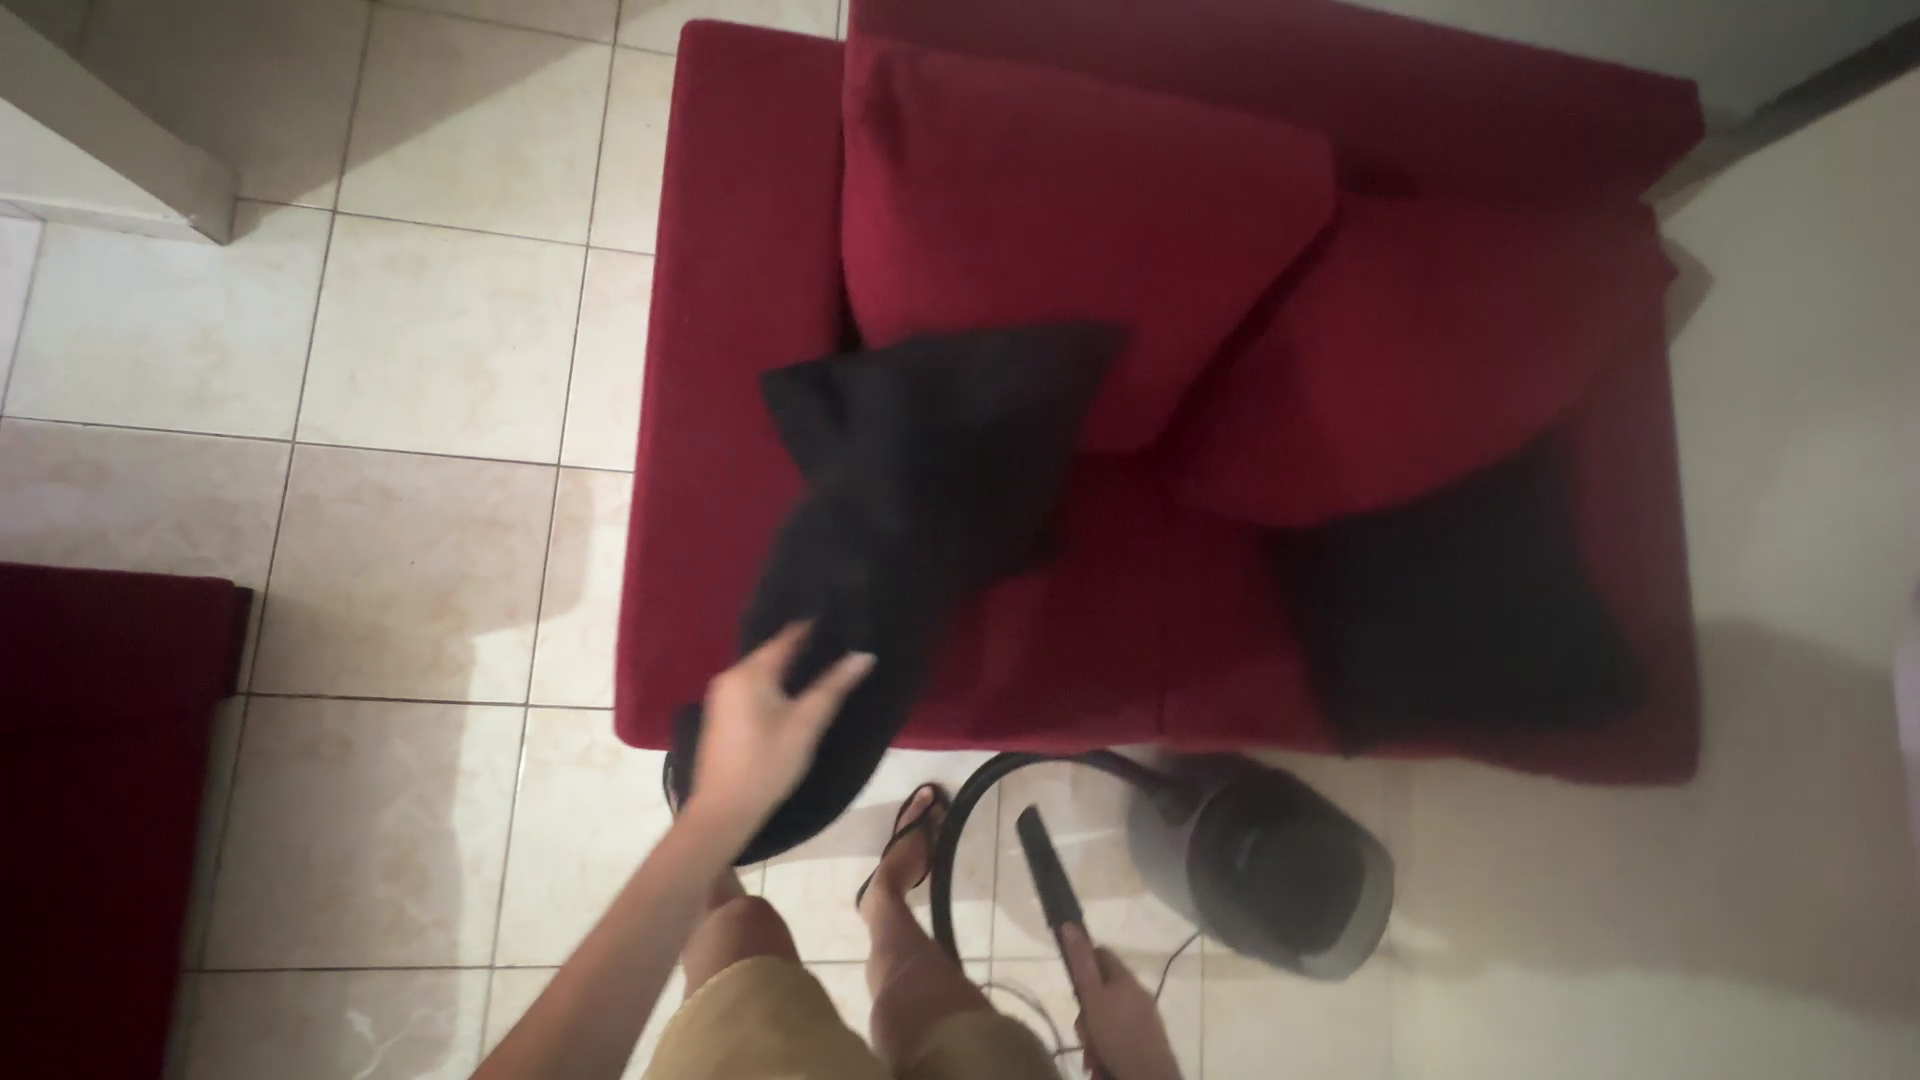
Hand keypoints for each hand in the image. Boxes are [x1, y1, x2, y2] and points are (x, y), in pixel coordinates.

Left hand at [684, 622, 873, 848]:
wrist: (723, 812)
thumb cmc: (767, 764)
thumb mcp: (806, 724)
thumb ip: (834, 686)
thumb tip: (864, 656)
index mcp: (749, 672)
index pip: (787, 637)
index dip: (814, 627)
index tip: (841, 618)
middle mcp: (730, 676)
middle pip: (773, 652)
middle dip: (804, 647)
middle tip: (839, 641)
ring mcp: (722, 696)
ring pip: (763, 671)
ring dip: (790, 667)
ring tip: (824, 662)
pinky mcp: (722, 715)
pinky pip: (754, 686)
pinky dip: (775, 683)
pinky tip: (795, 690)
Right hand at [1061, 923, 1182, 1079]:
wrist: (1149, 1078)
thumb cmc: (1118, 1033)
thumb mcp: (1093, 997)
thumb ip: (1081, 964)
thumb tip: (1069, 924)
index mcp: (1125, 979)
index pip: (1101, 954)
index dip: (1083, 963)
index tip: (1073, 984)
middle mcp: (1137, 994)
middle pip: (1102, 992)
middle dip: (1087, 1013)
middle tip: (1082, 1031)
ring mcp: (1144, 1019)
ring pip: (1108, 1019)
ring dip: (1094, 1037)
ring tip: (1091, 1056)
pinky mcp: (1147, 1042)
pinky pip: (1120, 1038)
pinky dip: (1107, 1050)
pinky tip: (1101, 1066)